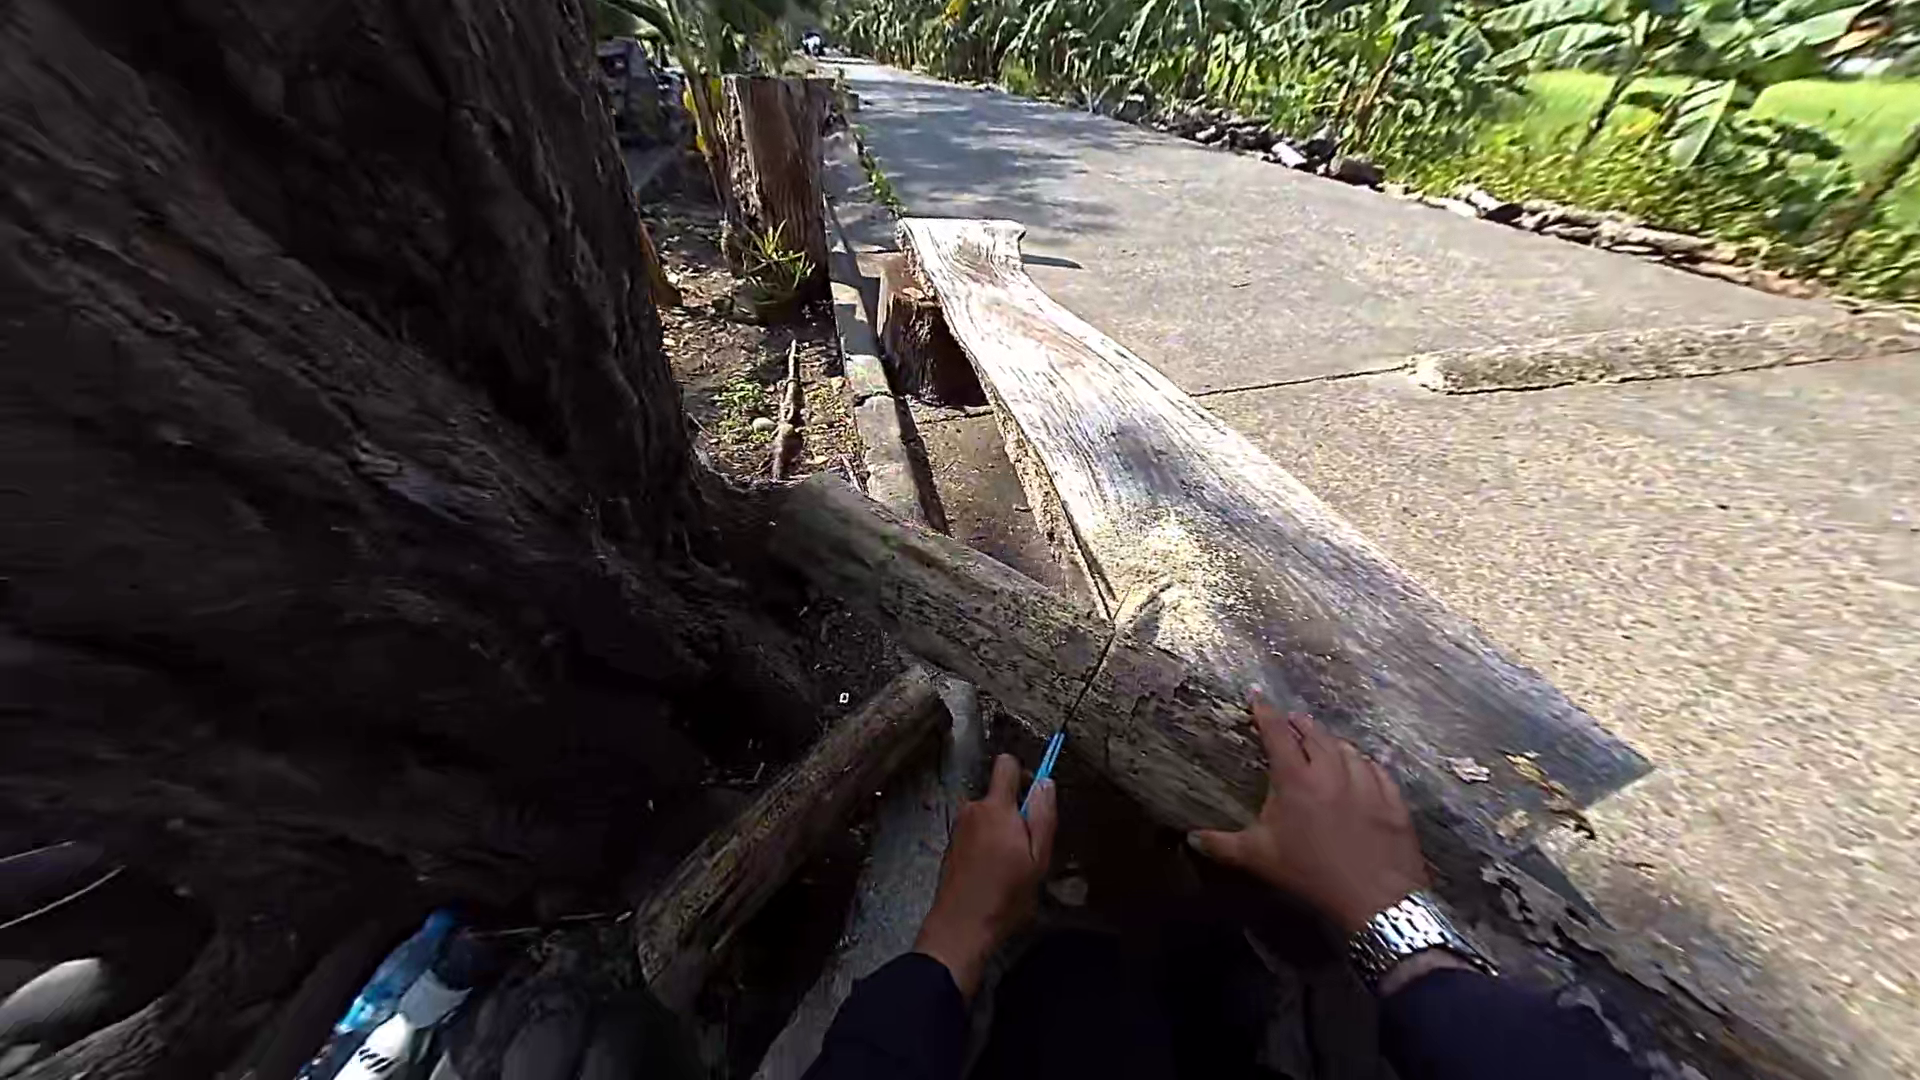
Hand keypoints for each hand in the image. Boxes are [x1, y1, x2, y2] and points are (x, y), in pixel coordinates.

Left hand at [914, 753, 1056, 997]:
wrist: (960, 927)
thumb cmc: (1004, 895)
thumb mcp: (1037, 859)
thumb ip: (1043, 815)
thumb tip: (1045, 781)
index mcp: (996, 807)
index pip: (1006, 764)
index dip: (1023, 772)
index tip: (1034, 796)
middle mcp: (973, 808)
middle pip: (1000, 793)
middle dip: (1016, 811)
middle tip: (1027, 845)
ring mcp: (960, 824)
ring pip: (990, 814)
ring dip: (1001, 829)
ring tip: (1010, 865)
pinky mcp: (952, 841)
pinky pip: (977, 829)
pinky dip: (987, 842)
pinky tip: (992, 871)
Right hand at [1188, 694, 1428, 932]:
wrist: (1377, 902)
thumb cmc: (1310, 872)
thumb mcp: (1259, 857)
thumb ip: (1222, 845)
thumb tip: (1189, 838)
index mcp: (1295, 779)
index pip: (1277, 733)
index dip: (1265, 711)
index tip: (1257, 694)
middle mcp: (1330, 773)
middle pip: (1315, 735)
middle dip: (1300, 723)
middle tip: (1292, 719)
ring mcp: (1365, 786)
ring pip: (1348, 749)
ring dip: (1333, 741)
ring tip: (1325, 740)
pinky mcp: (1392, 803)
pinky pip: (1379, 771)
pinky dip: (1367, 762)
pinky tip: (1363, 764)